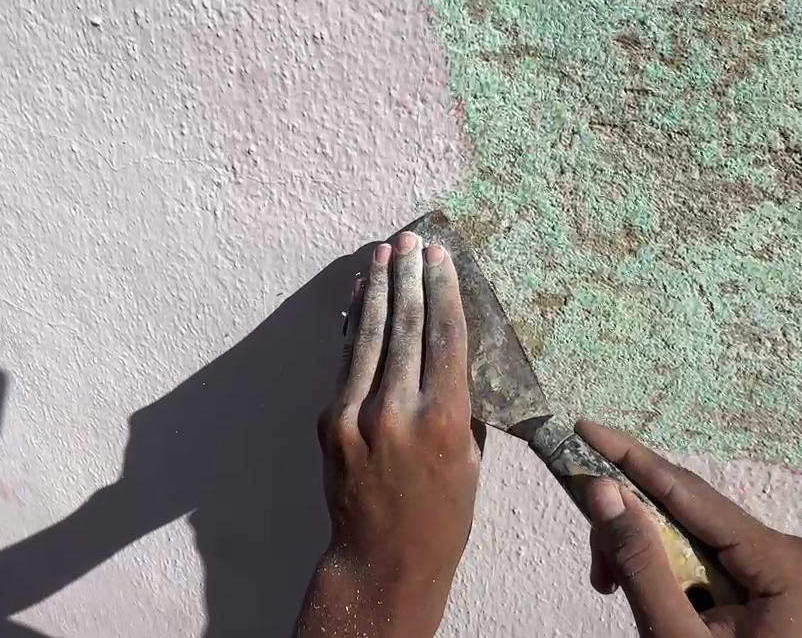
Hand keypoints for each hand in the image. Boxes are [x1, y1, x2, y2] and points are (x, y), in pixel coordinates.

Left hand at [292, 231, 481, 637]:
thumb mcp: (470, 457)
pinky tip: (361, 295)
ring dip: (378, 288)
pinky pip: (346, 359)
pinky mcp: (330, 419)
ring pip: (371, 335)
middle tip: (410, 240)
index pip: (445, 337)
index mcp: (443, 421)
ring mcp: (355, 414)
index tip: (440, 256)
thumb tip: (452, 340)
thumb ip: (461, 398)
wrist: (381, 560)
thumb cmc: (443, 513)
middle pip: (405, 326)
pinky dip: (355, 323)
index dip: (443, 290)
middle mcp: (396, 410)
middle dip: (408, 277)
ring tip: (384, 253)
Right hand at [578, 420, 801, 637]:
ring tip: (614, 590)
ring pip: (692, 537)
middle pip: (687, 515)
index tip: (581, 427)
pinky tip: (649, 598)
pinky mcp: (777, 590)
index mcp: (783, 563)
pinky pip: (709, 561)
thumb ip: (640, 563)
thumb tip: (601, 488)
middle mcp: (791, 554)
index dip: (628, 456)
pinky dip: (671, 574)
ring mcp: (787, 572)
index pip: (687, 491)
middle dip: (631, 528)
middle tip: (595, 566)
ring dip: (647, 556)